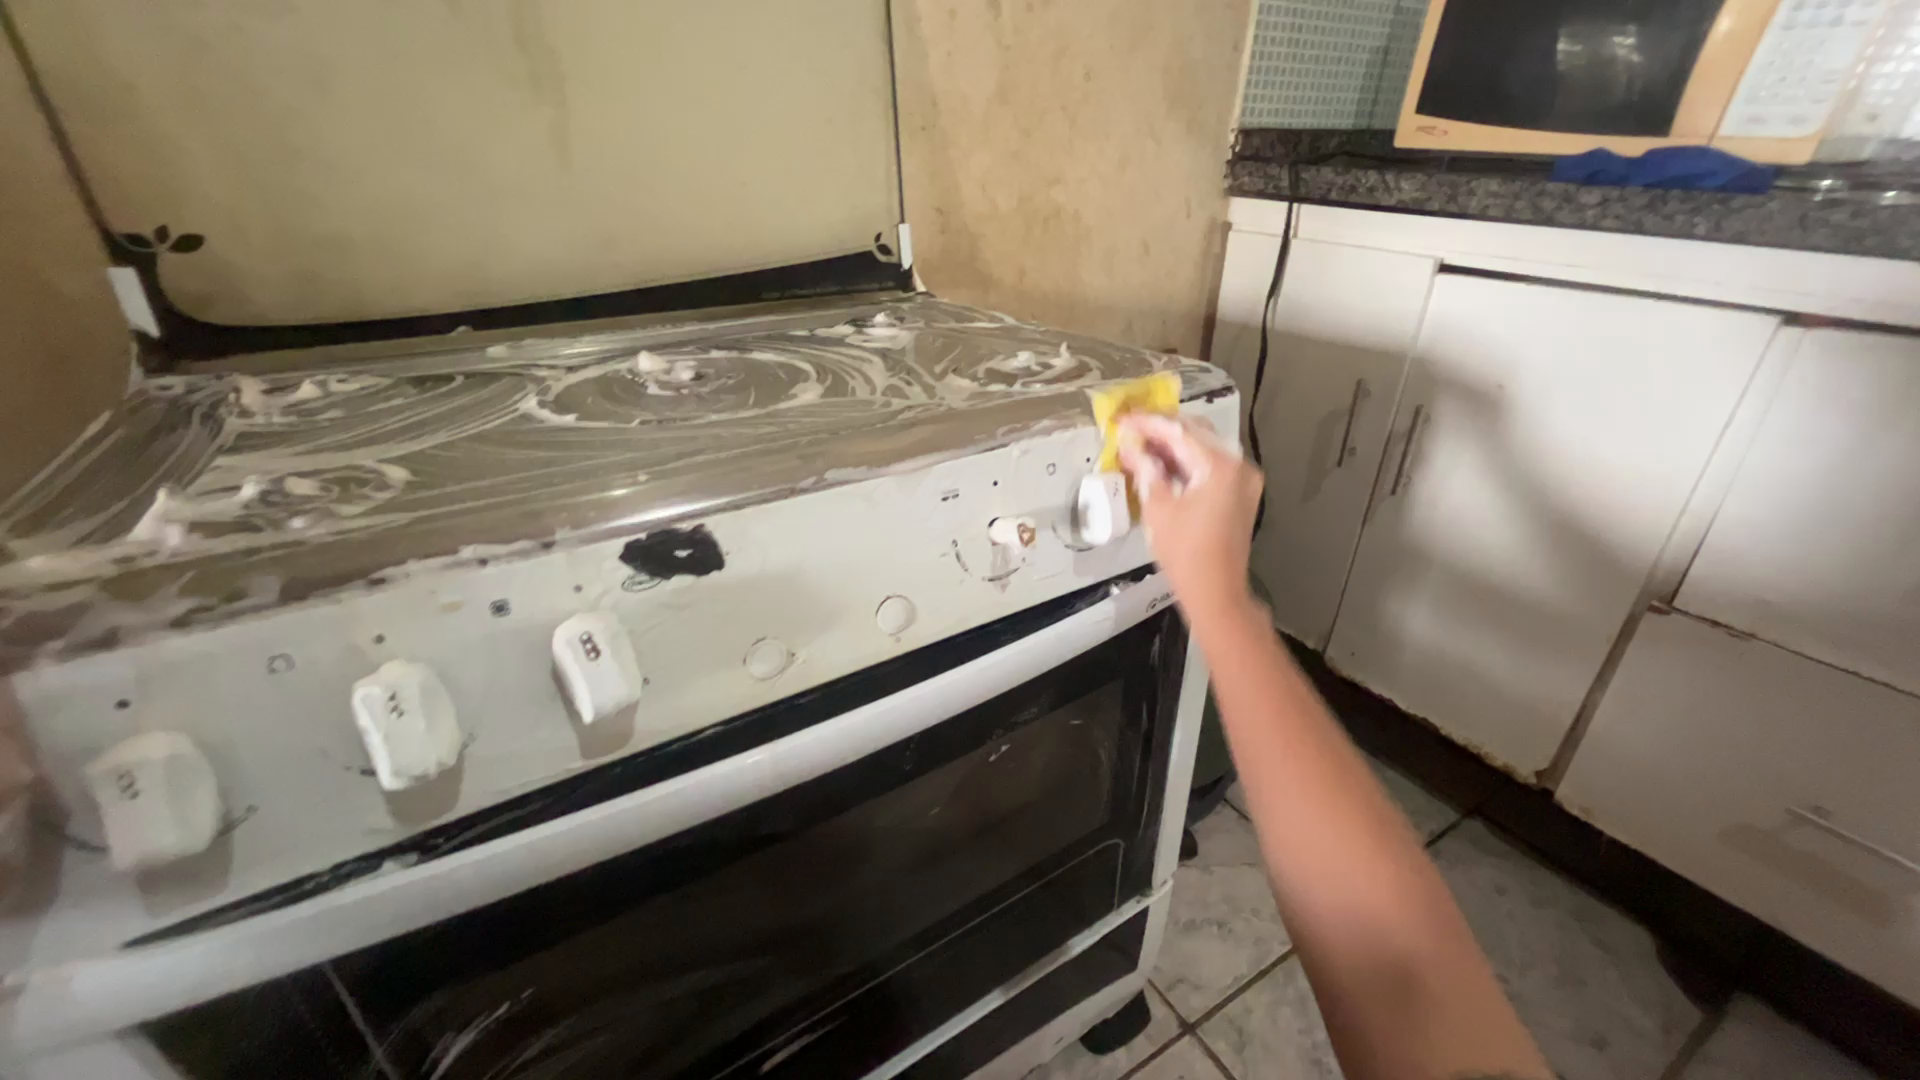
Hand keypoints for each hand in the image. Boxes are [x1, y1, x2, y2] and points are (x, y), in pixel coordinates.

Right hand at [1116, 413, 1262, 618]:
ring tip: (1140, 446)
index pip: (1179, 431)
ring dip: (1173, 446)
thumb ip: (1145, 468)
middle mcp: (1239, 464)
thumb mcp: (1158, 507)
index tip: (1121, 418)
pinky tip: (1161, 465)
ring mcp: (1244, 480)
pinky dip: (1186, 463)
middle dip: (1161, 430)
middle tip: (1129, 430)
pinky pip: (1211, 466)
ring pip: (1204, 449)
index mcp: (1220, 465)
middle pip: (1196, 434)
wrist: (1215, 591)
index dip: (1147, 422)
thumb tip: (1130, 444)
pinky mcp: (1240, 494)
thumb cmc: (1184, 552)